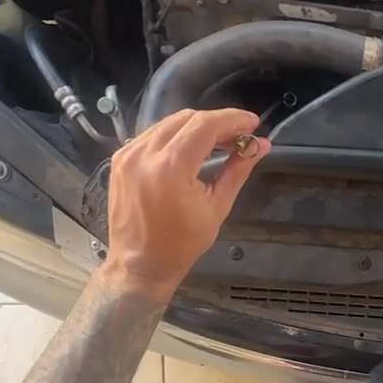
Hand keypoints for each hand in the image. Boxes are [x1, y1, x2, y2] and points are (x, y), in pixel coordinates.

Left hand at [102, 108, 269, 296]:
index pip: (205, 126)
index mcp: (170, 168)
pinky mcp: (120, 159)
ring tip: (219, 140)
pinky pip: (152, 134)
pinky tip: (190, 147)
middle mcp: (145, 154)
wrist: (139, 264)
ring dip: (196, 126)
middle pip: (187, 118)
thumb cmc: (182, 244)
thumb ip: (237, 171)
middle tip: (239, 134)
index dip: (232, 119)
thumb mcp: (217, 208)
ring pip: (168, 123)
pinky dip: (175, 135)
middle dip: (217, 122)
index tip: (253, 123)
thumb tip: (261, 146)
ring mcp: (128, 154)